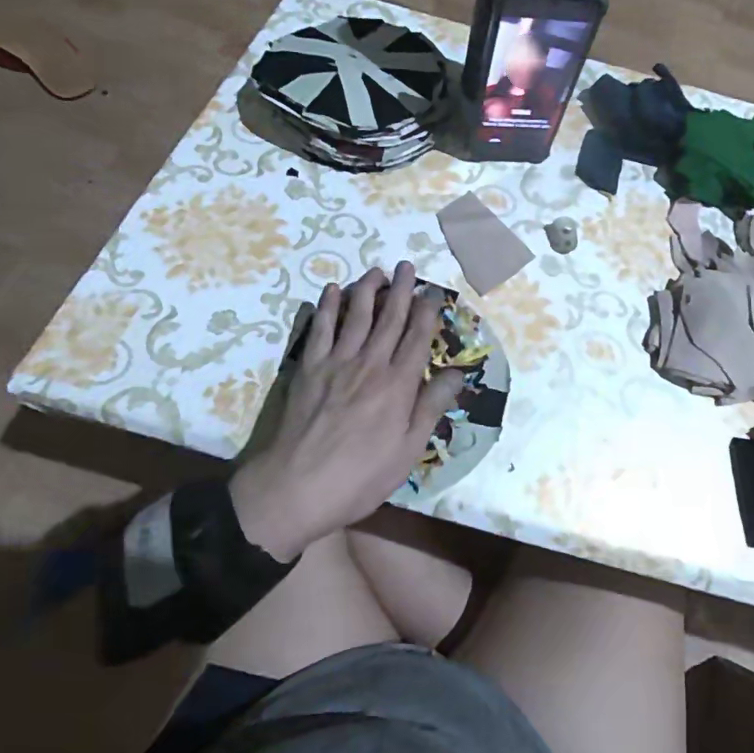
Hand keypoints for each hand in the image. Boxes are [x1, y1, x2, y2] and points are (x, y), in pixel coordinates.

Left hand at [228, 262, 462, 560]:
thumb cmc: (359, 477)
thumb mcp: (408, 451)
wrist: (296, 486)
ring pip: (356, 315)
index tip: (432, 292)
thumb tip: (457, 374)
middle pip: (389, 318)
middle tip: (406, 266)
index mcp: (398, 385)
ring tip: (376, 271)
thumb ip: (430, 407)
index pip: (417, 337)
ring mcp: (336, 362)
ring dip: (367, 289)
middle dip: (401, 290)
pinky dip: (327, 307)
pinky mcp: (308, 367)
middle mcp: (370, 364)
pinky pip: (320, 328)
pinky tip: (332, 290)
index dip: (427, 311)